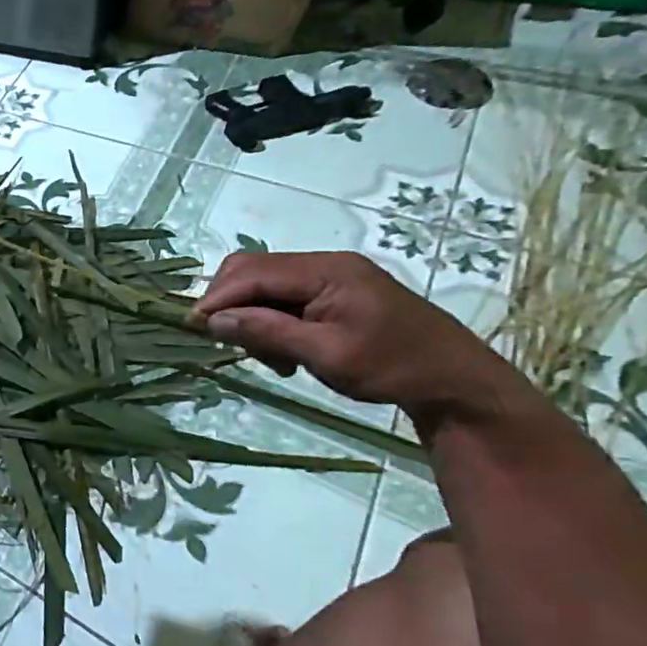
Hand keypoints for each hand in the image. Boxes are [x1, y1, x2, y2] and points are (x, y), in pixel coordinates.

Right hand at [192, 251, 526, 417]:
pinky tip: (285, 352)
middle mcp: (324, 264)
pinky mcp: (333, 294)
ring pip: (264, 286)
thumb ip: (268, 332)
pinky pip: (284, 298)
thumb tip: (213, 320)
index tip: (192, 326)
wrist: (454, 381)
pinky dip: (271, 322)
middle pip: (253, 270)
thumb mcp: (326, 354)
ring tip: (271, 358)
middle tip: (233, 344)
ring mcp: (330, 277)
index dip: (218, 297)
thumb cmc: (393, 367)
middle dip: (232, 304)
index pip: (254, 273)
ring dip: (252, 318)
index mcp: (327, 271)